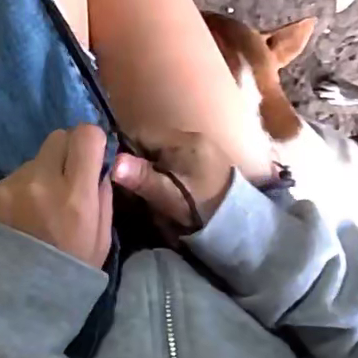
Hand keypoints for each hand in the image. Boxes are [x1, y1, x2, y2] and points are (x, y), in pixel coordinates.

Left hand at [0, 126, 114, 267]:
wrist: (14, 305)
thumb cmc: (68, 274)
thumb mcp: (101, 239)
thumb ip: (103, 195)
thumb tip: (100, 163)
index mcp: (75, 196)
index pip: (85, 135)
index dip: (91, 141)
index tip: (91, 157)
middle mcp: (41, 183)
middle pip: (57, 137)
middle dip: (66, 152)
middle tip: (66, 179)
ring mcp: (10, 187)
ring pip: (33, 161)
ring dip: (40, 175)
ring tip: (37, 211)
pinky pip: (10, 179)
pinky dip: (18, 193)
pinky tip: (17, 221)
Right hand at [110, 130, 234, 231]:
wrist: (243, 224)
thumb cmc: (203, 209)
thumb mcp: (169, 197)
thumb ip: (142, 178)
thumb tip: (114, 163)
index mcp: (182, 140)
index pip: (139, 133)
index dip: (123, 151)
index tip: (115, 173)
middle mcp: (191, 137)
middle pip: (149, 142)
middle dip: (137, 163)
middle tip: (131, 189)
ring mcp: (200, 147)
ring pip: (160, 152)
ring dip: (150, 169)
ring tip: (148, 193)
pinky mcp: (205, 159)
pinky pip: (174, 158)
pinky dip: (164, 172)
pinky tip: (164, 190)